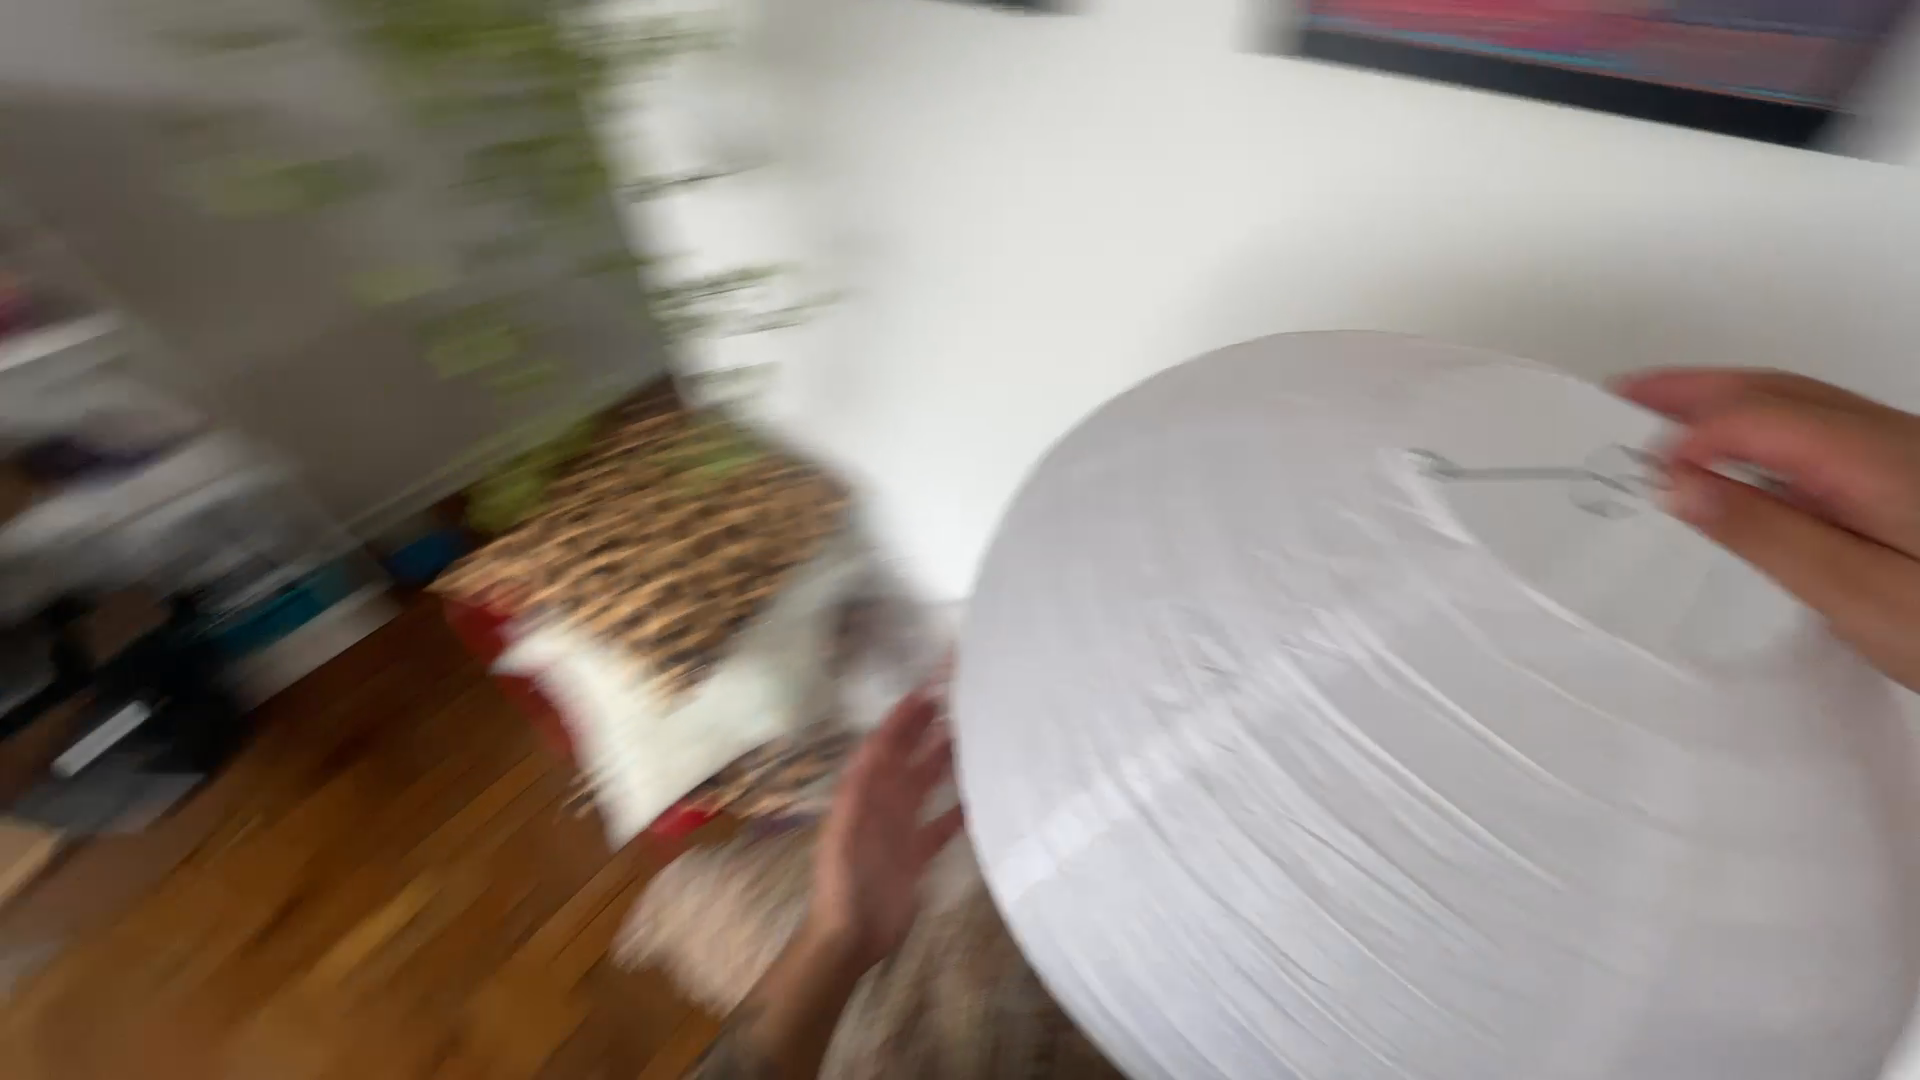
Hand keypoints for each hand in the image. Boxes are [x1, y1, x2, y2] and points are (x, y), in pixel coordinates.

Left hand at [803, 683, 964, 973]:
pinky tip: (981, 798)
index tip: (927, 691)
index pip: (884, 744)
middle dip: (927, 728)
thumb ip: (859, 791)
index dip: (903, 717)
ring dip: (945, 760)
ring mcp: (902, 826)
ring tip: (973, 736)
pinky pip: (943, 824)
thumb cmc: (842, 881)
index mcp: (862, 791)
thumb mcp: (843, 833)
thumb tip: (875, 746)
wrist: (849, 936)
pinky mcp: (918, 852)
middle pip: (908, 756)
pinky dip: (959, 811)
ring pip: (927, 783)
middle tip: (956, 701)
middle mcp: (883, 801)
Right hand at [1616, 367, 1919, 691]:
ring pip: (1800, 403)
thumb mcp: (1856, 593)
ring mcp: (1907, 453)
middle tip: (1621, 393)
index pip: (1758, 420)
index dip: (1689, 438)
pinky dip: (1754, 420)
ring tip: (1655, 407)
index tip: (1641, 475)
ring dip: (1721, 399)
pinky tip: (1726, 443)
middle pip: (1781, 392)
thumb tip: (1676, 484)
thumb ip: (1763, 532)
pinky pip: (1818, 425)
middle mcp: (1897, 441)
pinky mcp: (1908, 473)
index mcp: (1881, 463)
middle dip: (1695, 388)